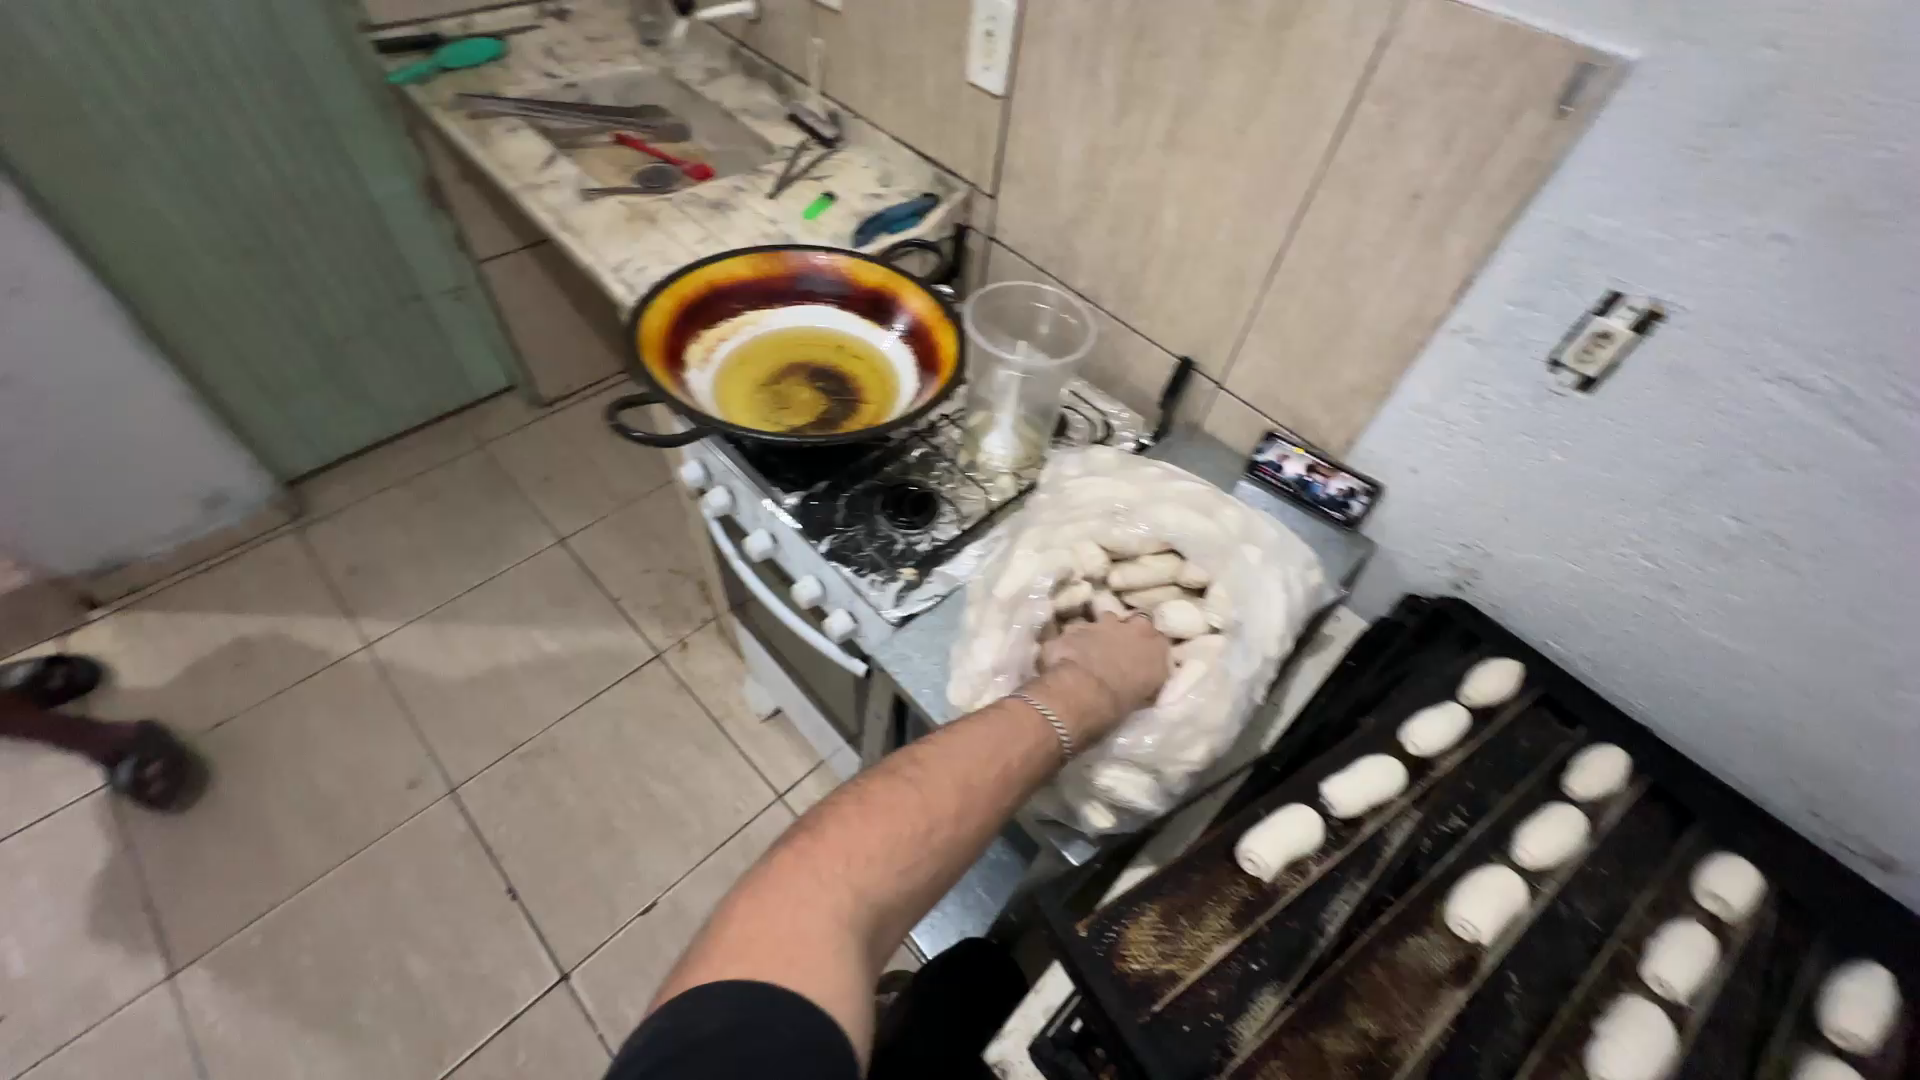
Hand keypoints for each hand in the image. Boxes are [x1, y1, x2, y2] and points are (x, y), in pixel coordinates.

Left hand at [1037, 613, 1170, 739]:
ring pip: (1108, 618)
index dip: (1149, 647)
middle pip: (1138, 621)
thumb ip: (1147, 678)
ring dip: (1104, 630)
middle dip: (1131, 630)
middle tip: (1121, 647)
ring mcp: (1104, 623)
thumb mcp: (1144, 696)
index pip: (1160, 640)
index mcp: (1155, 648)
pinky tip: (1070, 651)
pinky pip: (1079, 629)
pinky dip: (1076, 638)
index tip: (1143, 657)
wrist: (1083, 691)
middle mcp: (1134, 629)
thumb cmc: (1119, 702)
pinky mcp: (1077, 626)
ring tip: (1095, 646)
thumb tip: (1142, 677)